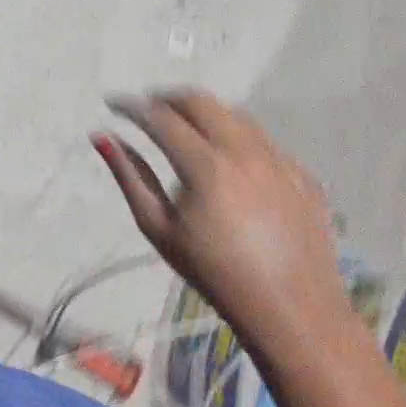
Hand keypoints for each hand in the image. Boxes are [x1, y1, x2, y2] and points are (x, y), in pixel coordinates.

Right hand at [94, 90, 346, 345]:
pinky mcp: (303, 177)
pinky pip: (263, 142)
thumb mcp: (156, 225)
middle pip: (202, 102)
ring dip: (203, 113)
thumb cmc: (212, 270)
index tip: (112, 105)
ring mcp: (281, 163)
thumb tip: (102, 137)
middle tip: (146, 108)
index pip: (160, 117)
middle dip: (167, 98)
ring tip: (182, 127)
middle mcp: (246, 153)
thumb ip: (129, 175)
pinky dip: (235, 137)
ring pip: (236, 116)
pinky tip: (225, 160)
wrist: (292, 308)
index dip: (131, 106)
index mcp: (206, 165)